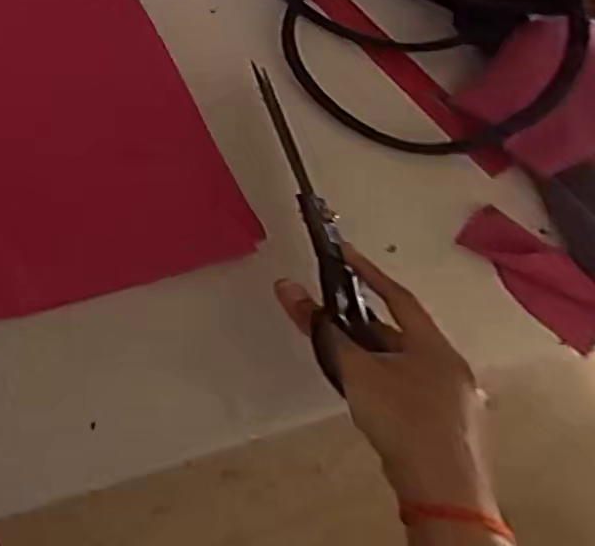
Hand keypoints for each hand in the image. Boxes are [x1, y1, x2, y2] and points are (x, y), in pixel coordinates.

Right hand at [274, 249, 496, 513]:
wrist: (439, 483)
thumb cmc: (399, 416)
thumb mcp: (351, 366)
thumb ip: (319, 326)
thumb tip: (287, 286)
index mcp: (437, 351)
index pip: (399, 299)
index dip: (369, 273)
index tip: (343, 252)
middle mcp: (449, 368)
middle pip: (395, 330)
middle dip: (356, 318)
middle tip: (323, 309)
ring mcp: (448, 393)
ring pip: (396, 355)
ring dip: (363, 346)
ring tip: (330, 346)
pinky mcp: (439, 414)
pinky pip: (400, 375)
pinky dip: (373, 367)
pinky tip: (354, 378)